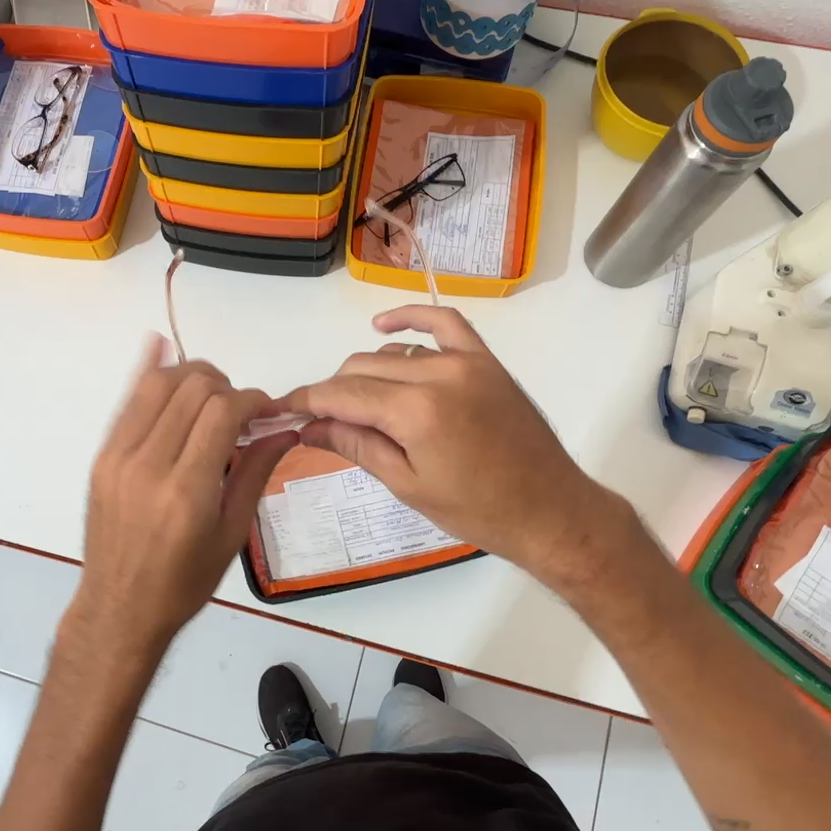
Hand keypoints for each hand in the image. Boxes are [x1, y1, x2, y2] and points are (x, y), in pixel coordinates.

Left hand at [71, 337, 297, 653]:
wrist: (119, 608)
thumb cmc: (183, 583)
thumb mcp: (231, 535)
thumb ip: (255, 473)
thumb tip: (285, 429)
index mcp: (187, 490)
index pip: (222, 412)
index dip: (252, 400)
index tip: (267, 411)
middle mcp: (149, 465)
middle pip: (192, 389)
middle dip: (226, 386)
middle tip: (242, 410)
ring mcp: (118, 457)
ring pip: (157, 385)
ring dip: (192, 377)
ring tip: (213, 396)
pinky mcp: (102, 457)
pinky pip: (126, 400)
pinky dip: (148, 373)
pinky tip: (161, 349)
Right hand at [281, 306, 636, 588]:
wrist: (549, 510)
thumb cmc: (475, 511)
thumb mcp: (406, 485)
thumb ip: (355, 445)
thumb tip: (308, 427)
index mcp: (415, 411)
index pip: (341, 394)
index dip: (306, 401)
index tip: (281, 409)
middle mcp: (437, 373)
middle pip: (361, 369)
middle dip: (332, 392)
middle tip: (318, 420)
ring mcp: (465, 361)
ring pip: (392, 352)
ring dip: (365, 373)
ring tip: (357, 405)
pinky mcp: (486, 360)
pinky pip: (444, 323)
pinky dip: (411, 319)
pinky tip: (383, 326)